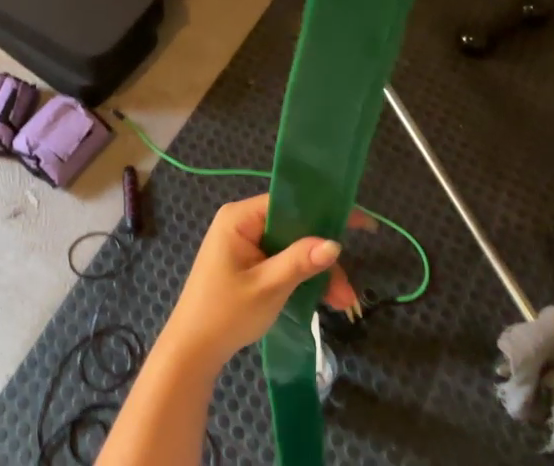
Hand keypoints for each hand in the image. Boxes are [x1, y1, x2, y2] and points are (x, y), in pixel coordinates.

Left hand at [157, 194, 363, 368]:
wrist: (192, 350)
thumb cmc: (225, 313)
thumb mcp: (268, 287)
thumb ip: (300, 262)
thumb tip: (335, 243)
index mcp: (240, 218)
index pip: (289, 203)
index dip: (324, 211)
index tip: (361, 224)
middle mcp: (242, 223)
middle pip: (294, 229)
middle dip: (323, 257)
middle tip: (348, 290)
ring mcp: (244, 244)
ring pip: (291, 248)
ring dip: (316, 273)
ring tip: (343, 303)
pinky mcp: (248, 263)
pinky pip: (282, 261)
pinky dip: (301, 278)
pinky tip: (324, 299)